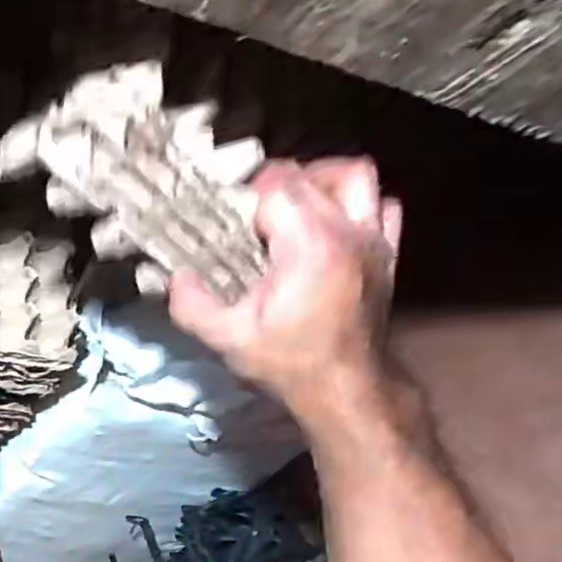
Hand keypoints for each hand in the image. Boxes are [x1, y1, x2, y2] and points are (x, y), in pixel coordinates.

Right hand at [170, 158, 403, 417]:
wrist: (345, 386)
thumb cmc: (287, 362)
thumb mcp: (227, 339)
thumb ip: (192, 306)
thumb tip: (175, 277)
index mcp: (308, 245)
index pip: (276, 188)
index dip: (243, 197)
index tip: (221, 218)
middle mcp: (346, 229)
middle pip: (310, 175)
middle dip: (272, 184)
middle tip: (244, 211)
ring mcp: (373, 237)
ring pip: (355, 176)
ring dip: (318, 179)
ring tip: (289, 202)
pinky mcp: (387, 251)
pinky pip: (381, 204)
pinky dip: (354, 202)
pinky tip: (329, 222)